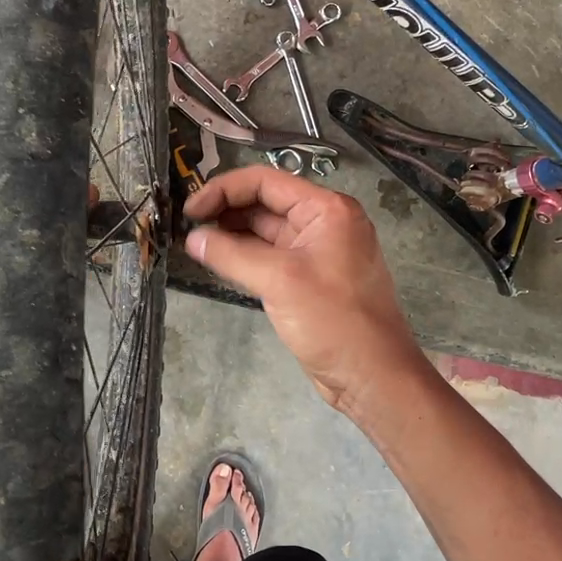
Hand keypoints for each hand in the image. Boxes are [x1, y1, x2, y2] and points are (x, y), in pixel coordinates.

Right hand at [183, 165, 427, 412]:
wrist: (373, 378)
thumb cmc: (334, 321)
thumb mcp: (279, 281)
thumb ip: (231, 254)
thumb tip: (192, 238)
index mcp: (326, 210)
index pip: (265, 182)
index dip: (223, 190)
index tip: (190, 209)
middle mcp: (323, 222)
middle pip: (264, 202)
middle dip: (225, 210)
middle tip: (188, 225)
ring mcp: (316, 250)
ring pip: (264, 229)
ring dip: (231, 233)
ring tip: (196, 241)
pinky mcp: (307, 277)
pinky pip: (269, 254)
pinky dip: (242, 254)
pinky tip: (217, 260)